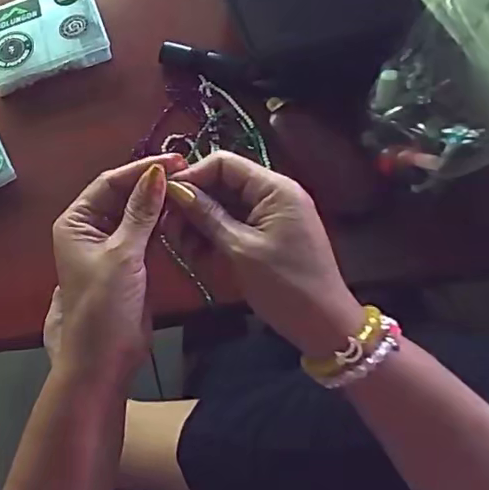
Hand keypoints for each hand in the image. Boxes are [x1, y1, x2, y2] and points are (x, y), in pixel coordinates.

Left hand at [49, 154, 184, 376]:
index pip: (108, 184)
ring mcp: (108, 245)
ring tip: (189, 185)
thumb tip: (156, 173)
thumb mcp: (122, 254)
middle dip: (150, 183)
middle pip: (121, 195)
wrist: (104, 355)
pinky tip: (181, 211)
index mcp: (75, 222)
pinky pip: (144, 232)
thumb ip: (141, 212)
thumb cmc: (103, 304)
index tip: (174, 160)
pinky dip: (161, 222)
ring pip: (135, 213)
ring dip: (158, 201)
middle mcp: (88, 229)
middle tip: (187, 170)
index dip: (139, 170)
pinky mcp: (127, 261)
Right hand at [165, 152, 365, 358]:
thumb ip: (206, 215)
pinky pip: (229, 223)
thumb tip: (174, 189)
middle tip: (166, 226)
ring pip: (220, 205)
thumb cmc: (285, 284)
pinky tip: (195, 252)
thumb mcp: (240, 248)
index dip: (191, 176)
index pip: (223, 163)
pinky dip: (210, 235)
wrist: (324, 326)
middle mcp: (272, 194)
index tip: (164, 197)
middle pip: (219, 183)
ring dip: (196, 222)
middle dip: (191, 202)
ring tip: (179, 244)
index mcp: (274, 189)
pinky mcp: (263, 233)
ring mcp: (268, 214)